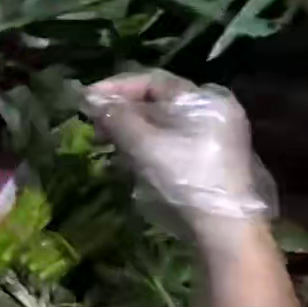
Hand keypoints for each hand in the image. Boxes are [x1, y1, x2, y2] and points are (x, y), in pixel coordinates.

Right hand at [81, 70, 267, 238]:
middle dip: (119, 108)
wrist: (222, 226)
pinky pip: (168, 137)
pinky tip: (125, 154)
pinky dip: (142, 140)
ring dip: (127, 126)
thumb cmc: (183, 175)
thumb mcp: (142, 143)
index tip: (85, 98)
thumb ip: (114, 116)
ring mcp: (212, 133)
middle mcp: (212, 109)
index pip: (151, 80)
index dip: (114, 86)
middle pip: (155, 99)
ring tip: (102, 139)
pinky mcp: (208, 154)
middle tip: (91, 121)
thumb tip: (90, 98)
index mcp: (202, 99)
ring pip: (159, 120)